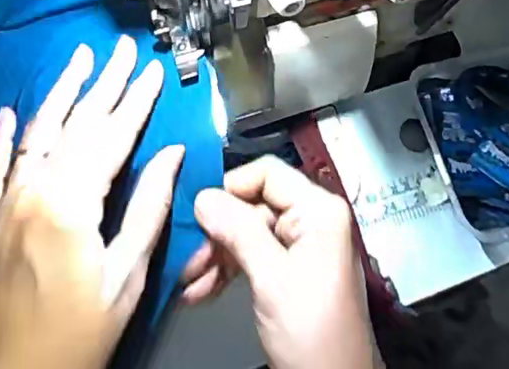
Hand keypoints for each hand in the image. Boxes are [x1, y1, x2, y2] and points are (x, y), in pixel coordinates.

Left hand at [0, 37, 184, 368]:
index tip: (154, 68)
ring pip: (37, 133)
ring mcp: (4, 204)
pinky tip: (8, 115)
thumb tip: (172, 153)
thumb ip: (147, 209)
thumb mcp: (124, 280)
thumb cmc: (73, 340)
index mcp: (70, 201)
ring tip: (79, 58)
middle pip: (78, 123)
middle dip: (105, 81)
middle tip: (123, 46)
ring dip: (61, 92)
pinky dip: (0, 140)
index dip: (137, 99)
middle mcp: (34, 189)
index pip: (113, 135)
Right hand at [181, 157, 379, 368]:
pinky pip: (255, 255)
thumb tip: (205, 197)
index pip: (269, 174)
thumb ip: (239, 233)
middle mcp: (313, 219)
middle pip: (256, 204)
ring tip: (190, 280)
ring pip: (250, 232)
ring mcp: (303, 245)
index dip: (232, 187)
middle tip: (189, 256)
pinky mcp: (292, 270)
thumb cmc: (316, 336)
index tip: (198, 210)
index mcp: (319, 209)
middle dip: (219, 230)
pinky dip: (229, 270)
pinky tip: (203, 289)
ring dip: (218, 254)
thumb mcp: (272, 280)